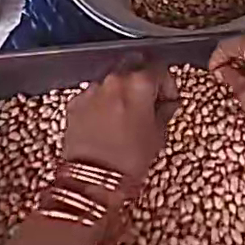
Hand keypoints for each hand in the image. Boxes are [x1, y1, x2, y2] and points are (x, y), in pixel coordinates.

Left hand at [60, 61, 170, 193]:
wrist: (91, 180)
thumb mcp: (157, 135)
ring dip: (122, 88)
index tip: (169, 99)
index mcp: (140, 83)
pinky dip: (103, 101)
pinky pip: (95, 93)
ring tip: (127, 112)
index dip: (168, 84)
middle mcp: (115, 79)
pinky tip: (108, 121)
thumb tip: (168, 104)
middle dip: (144, 77)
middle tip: (149, 98)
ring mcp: (93, 88)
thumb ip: (165, 111)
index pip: (160, 69)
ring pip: (113, 78)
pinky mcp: (76, 102)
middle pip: (134, 63)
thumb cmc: (129, 160)